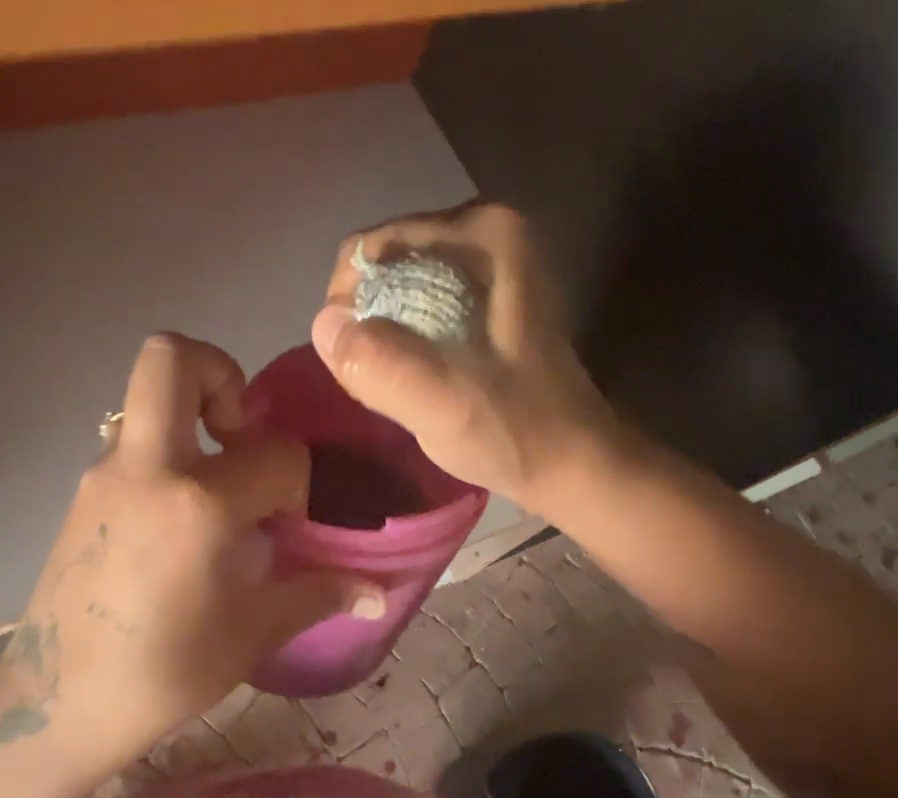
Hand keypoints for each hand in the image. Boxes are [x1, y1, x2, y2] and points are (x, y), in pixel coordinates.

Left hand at [8, 333, 384, 768]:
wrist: (59, 703)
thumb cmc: (164, 673)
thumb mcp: (250, 634)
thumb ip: (316, 595)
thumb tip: (378, 593)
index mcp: (197, 503)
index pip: (275, 453)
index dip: (301, 480)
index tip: (295, 521)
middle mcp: (146, 468)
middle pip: (171, 359)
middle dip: (220, 372)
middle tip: (243, 435)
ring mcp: (103, 475)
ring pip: (145, 401)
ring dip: (190, 418)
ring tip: (219, 486)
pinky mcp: (81, 494)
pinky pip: (130, 444)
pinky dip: (165, 455)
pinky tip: (182, 521)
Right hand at [310, 203, 618, 509]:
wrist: (573, 464)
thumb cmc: (514, 431)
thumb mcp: (441, 402)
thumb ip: (379, 362)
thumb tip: (324, 325)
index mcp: (483, 234)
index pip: (370, 249)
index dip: (344, 304)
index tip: (348, 361)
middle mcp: (487, 233)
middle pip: (384, 266)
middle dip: (362, 321)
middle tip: (369, 379)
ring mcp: (490, 266)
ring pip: (398, 289)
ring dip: (379, 336)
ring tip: (387, 385)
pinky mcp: (488, 300)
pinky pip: (419, 307)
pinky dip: (402, 341)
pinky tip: (410, 382)